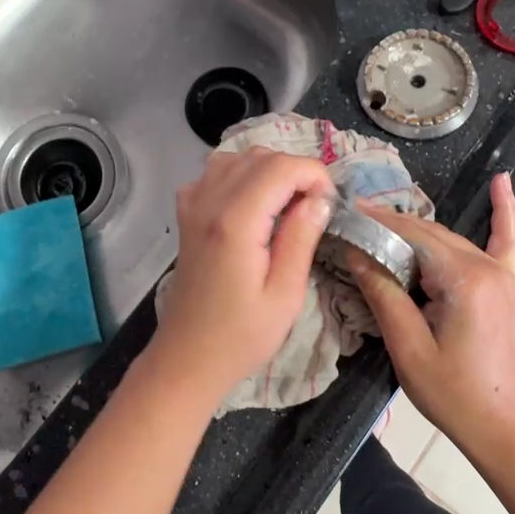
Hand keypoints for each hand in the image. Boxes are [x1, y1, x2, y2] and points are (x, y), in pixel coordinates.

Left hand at [152, 148, 335, 404]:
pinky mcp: (186, 213)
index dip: (314, 175)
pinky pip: (215, 173)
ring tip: (287, 208)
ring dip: (268, 171)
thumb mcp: (285, 295)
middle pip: (260, 156)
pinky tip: (253, 208)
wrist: (187, 356)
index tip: (329, 205)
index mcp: (235, 221)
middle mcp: (209, 201)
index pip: (281, 167)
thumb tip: (320, 198)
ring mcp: (192, 203)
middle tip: (313, 210)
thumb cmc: (241, 336)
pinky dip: (241, 177)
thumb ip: (301, 238)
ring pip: (237, 158)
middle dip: (295, 172)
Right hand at [347, 172, 514, 458]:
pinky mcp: (506, 284)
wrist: (502, 426)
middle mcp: (486, 267)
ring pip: (450, 237)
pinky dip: (504, 210)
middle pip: (429, 234)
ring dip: (417, 230)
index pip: (411, 236)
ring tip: (378, 221)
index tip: (344, 214)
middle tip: (352, 225)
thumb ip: (383, 292)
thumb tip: (355, 250)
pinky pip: (506, 239)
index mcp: (464, 279)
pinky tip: (503, 181)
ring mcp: (501, 274)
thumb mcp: (407, 345)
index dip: (376, 224)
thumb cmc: (451, 392)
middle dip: (390, 227)